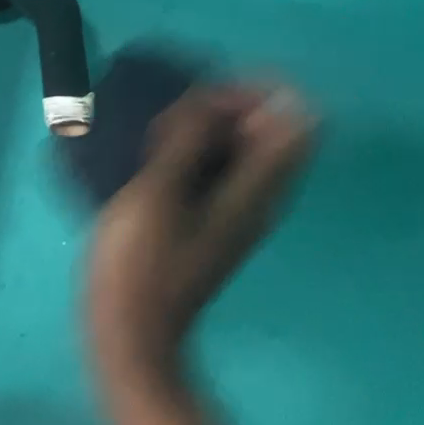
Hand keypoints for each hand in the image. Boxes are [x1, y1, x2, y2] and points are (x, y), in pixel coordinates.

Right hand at [86, 84, 315, 377]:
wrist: (130, 331)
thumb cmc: (141, 262)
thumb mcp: (159, 193)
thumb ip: (189, 142)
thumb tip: (218, 97)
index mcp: (255, 191)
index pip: (293, 123)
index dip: (258, 93)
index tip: (204, 92)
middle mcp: (254, 199)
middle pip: (264, 133)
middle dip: (223, 107)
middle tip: (171, 115)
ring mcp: (229, 212)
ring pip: (233, 150)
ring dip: (199, 128)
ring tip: (151, 132)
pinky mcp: (202, 221)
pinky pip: (210, 168)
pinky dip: (186, 151)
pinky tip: (146, 156)